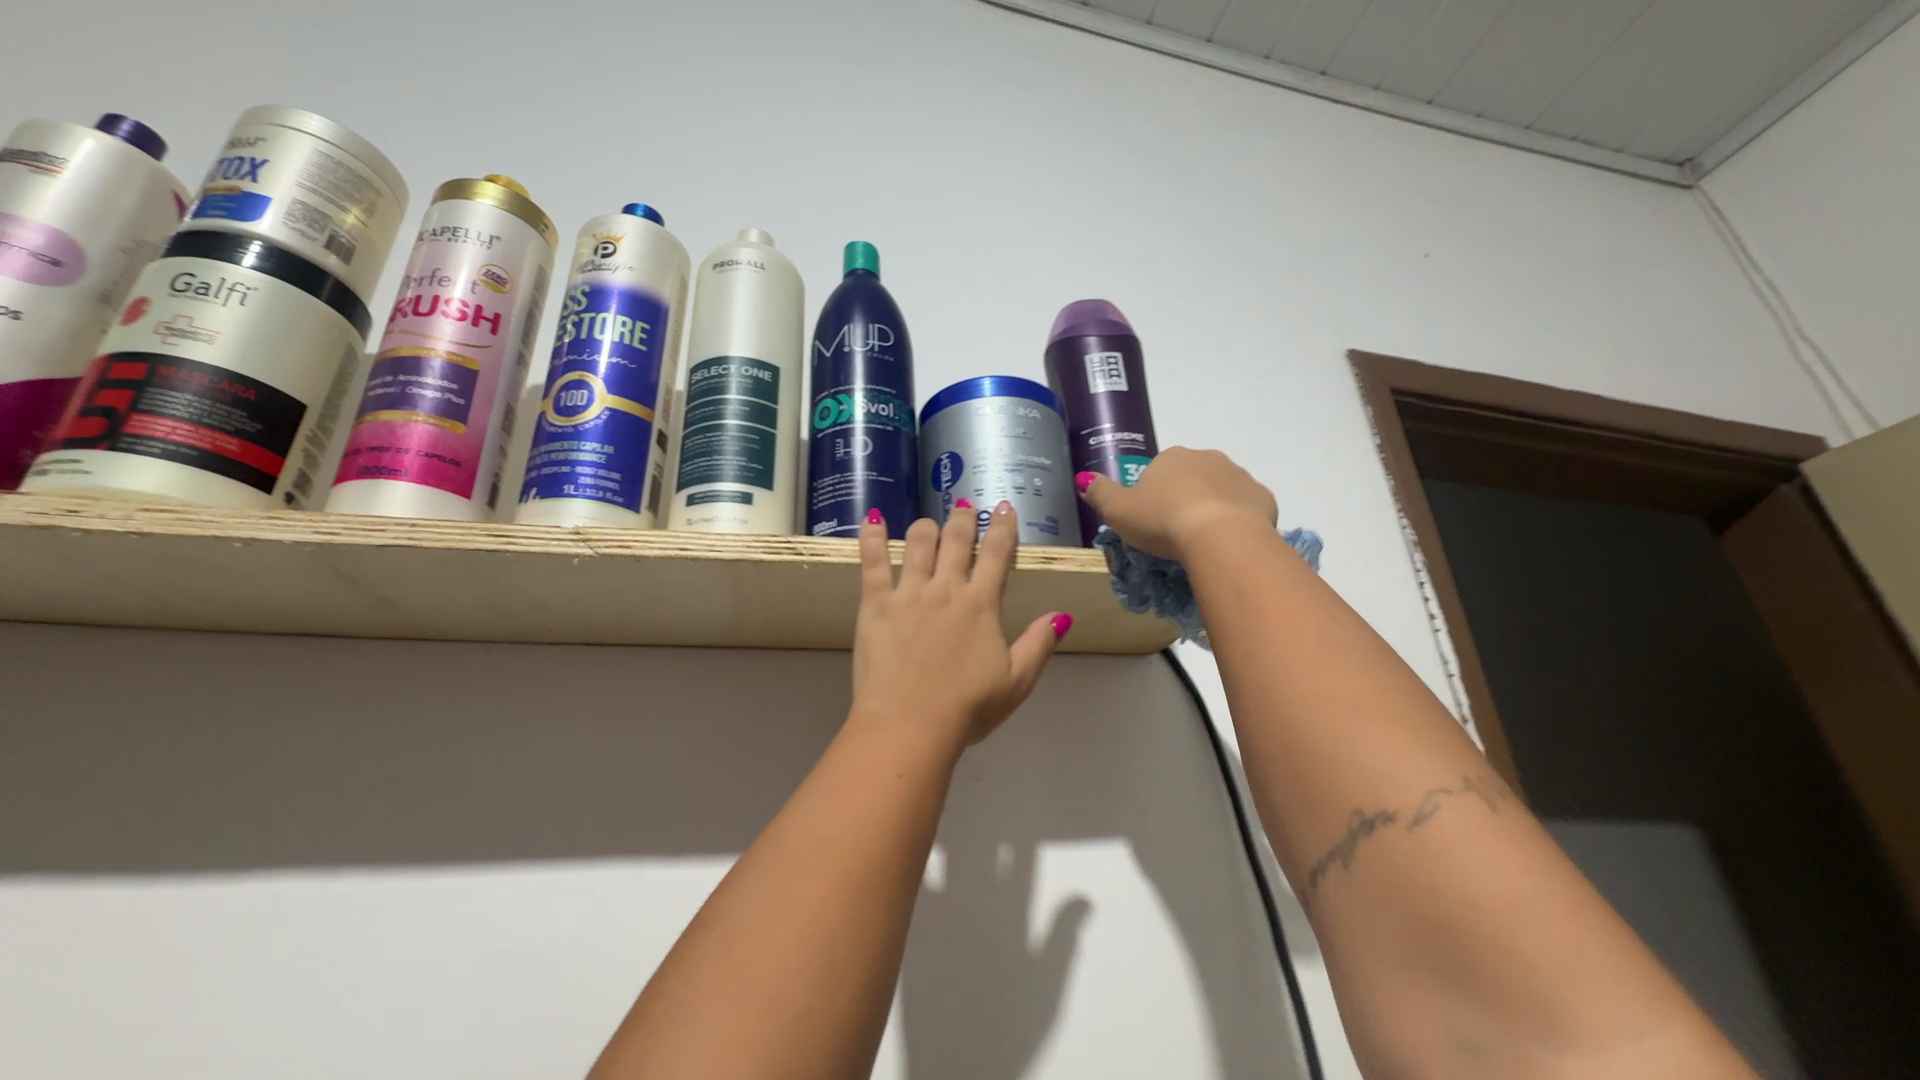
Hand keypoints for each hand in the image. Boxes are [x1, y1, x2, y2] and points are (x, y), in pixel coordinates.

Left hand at [853, 500, 1069, 746]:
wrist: (910, 723)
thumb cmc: (967, 708)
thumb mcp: (1017, 682)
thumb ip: (1039, 644)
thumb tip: (1061, 614)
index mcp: (981, 605)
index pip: (997, 554)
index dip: (1004, 528)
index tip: (1005, 508)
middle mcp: (946, 589)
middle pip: (956, 540)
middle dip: (963, 519)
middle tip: (965, 508)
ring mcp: (908, 593)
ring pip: (918, 543)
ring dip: (926, 527)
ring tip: (929, 524)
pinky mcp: (875, 604)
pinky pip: (873, 562)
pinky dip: (872, 537)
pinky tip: (872, 519)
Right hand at [1077, 447, 1276, 558]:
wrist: (1219, 537)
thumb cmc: (1163, 521)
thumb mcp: (1118, 511)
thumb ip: (1100, 494)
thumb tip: (1084, 480)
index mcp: (1172, 458)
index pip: (1158, 473)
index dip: (1154, 497)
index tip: (1152, 522)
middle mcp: (1207, 458)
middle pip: (1192, 479)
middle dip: (1186, 500)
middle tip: (1177, 534)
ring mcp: (1239, 476)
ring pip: (1222, 492)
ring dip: (1214, 509)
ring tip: (1204, 542)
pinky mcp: (1263, 498)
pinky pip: (1247, 509)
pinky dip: (1239, 522)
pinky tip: (1228, 543)